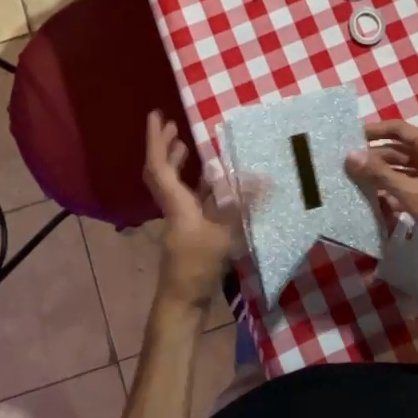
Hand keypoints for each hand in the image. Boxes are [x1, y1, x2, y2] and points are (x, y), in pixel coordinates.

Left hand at [143, 111, 237, 309]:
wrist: (182, 302)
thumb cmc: (196, 267)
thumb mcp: (221, 235)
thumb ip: (238, 206)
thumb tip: (261, 178)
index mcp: (175, 203)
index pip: (159, 165)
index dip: (156, 140)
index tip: (156, 115)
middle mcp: (173, 207)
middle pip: (161, 171)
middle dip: (165, 146)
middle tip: (175, 125)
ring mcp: (180, 220)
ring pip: (174, 185)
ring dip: (178, 163)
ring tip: (190, 145)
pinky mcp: (190, 231)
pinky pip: (189, 198)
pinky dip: (197, 184)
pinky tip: (215, 182)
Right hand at [345, 120, 417, 269]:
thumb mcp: (410, 191)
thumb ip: (379, 173)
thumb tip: (350, 156)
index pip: (399, 129)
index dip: (375, 131)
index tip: (351, 136)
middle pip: (400, 150)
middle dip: (376, 156)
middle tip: (350, 163)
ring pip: (405, 169)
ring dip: (384, 174)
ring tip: (358, 180)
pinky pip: (411, 185)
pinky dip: (395, 189)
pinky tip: (377, 199)